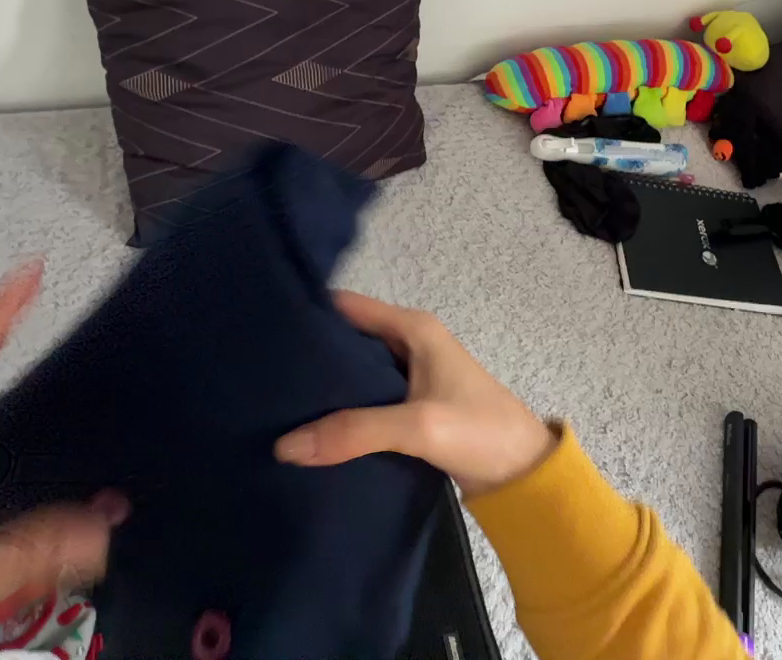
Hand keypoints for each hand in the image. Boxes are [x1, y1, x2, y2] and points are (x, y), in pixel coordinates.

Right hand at [275, 291, 557, 496]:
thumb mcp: (418, 426)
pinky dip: (340, 409)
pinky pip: (364, 399)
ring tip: (272, 401)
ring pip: (355, 372)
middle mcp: (409, 343)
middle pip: (348, 338)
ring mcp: (408, 376)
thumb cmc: (479, 431)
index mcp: (413, 328)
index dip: (309, 313)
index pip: (348, 306)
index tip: (262, 326)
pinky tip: (307, 428)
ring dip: (324, 386)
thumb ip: (355, 431)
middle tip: (258, 373)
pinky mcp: (408, 407)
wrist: (523, 475)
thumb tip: (285, 446)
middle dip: (310, 354)